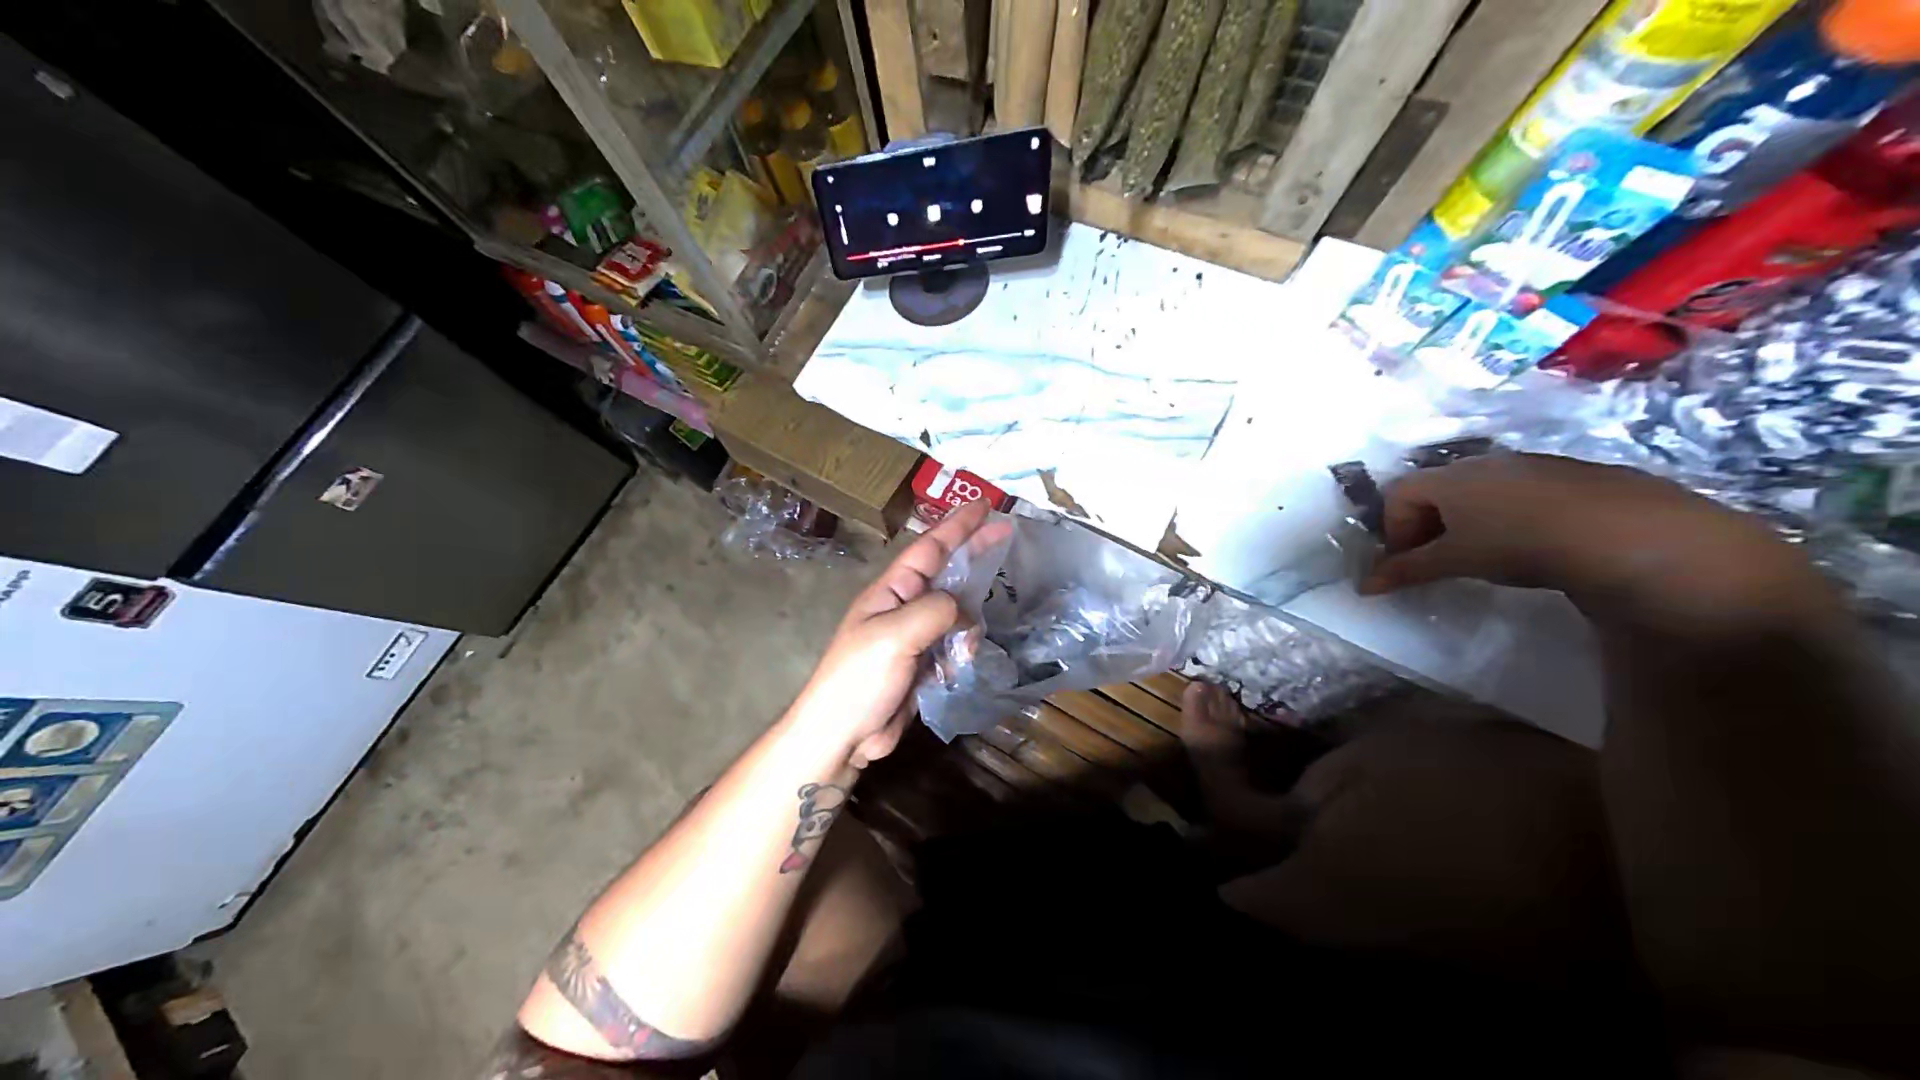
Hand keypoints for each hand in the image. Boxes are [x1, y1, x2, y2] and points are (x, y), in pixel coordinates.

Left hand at [786, 500, 1012, 767]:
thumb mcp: (893, 636)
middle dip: (974, 555)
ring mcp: (914, 636)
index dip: (957, 526)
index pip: (929, 549)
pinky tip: (957, 668)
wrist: (843, 736)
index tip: (984, 506)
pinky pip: (954, 645)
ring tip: (961, 651)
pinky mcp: (923, 664)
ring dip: (967, 625)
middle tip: (1006, 535)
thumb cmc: (858, 679)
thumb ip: (933, 611)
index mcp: (891, 591)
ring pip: (956, 614)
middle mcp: (904, 606)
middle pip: (947, 574)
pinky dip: (962, 652)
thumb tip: (963, 609)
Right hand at [1360, 453, 1830, 621]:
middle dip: (1429, 526)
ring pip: (1482, 492)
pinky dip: (1513, 517)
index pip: (1397, 493)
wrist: (1628, 533)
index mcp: (1449, 477)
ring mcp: (1533, 465)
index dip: (1393, 529)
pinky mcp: (1575, 476)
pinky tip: (1537, 547)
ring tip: (1491, 557)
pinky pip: (1525, 494)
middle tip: (1442, 562)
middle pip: (1437, 490)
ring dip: (1471, 522)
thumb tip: (1363, 585)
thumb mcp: (1455, 561)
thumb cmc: (1518, 543)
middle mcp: (1485, 462)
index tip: (1409, 563)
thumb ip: (1407, 570)